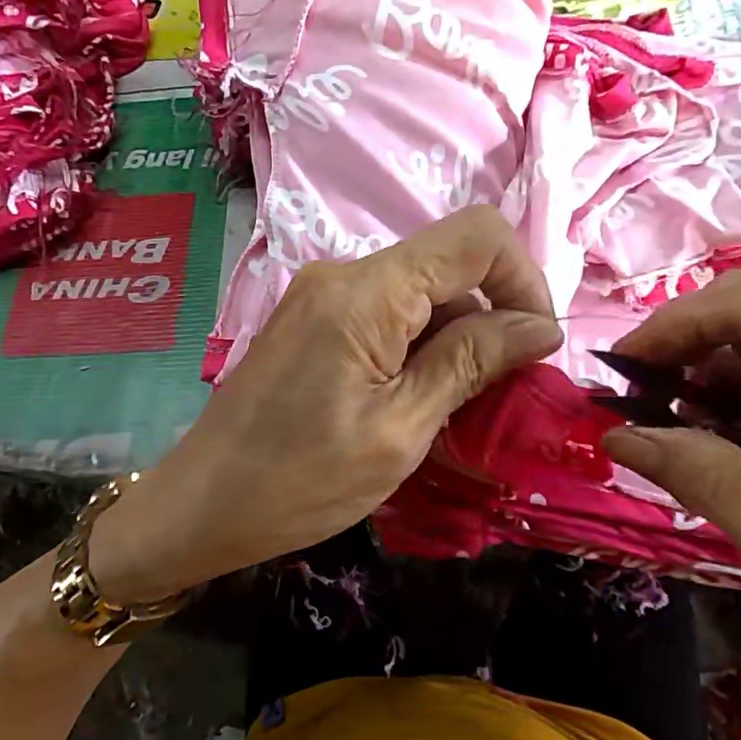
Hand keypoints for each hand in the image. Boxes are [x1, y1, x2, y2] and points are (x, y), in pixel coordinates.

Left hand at [90, 205, 564, 600]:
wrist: (202, 504)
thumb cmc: (298, 482)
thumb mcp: (399, 430)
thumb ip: (469, 364)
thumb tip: (539, 325)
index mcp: (364, 291)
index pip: (475, 234)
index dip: (523, 279)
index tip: (534, 347)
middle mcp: (340, 274)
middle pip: (446, 265)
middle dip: (488, 319)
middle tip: (494, 397)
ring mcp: (319, 296)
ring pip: (417, 294)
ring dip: (452, 341)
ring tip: (449, 412)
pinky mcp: (309, 323)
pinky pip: (382, 315)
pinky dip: (414, 349)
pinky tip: (411, 403)